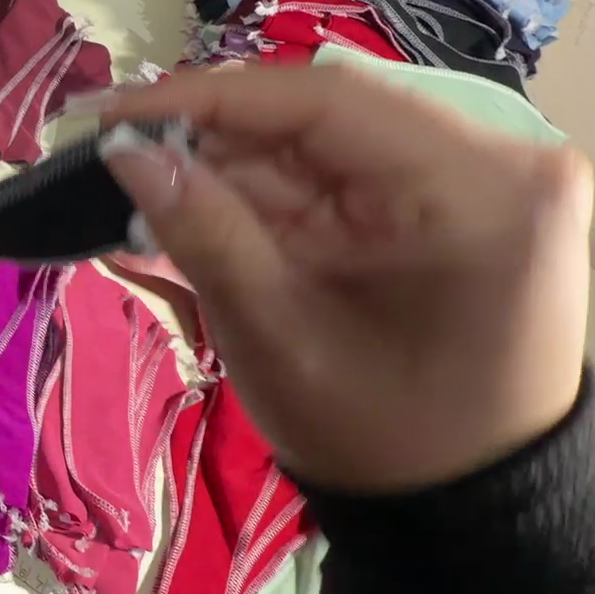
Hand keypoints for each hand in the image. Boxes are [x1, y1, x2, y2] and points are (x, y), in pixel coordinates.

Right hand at [99, 64, 591, 491]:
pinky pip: (314, 178)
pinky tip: (183, 213)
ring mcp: (454, 179)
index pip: (325, 101)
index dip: (205, 99)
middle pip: (312, 119)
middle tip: (111, 159)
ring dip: (215, 172)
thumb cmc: (372, 428)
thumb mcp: (272, 334)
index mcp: (476, 187)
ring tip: (133, 194)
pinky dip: (242, 198)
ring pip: (304, 147)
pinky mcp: (422, 202)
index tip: (111, 113)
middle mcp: (483, 160)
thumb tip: (124, 152)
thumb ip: (201, 232)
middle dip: (204, 142)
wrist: (448, 495)